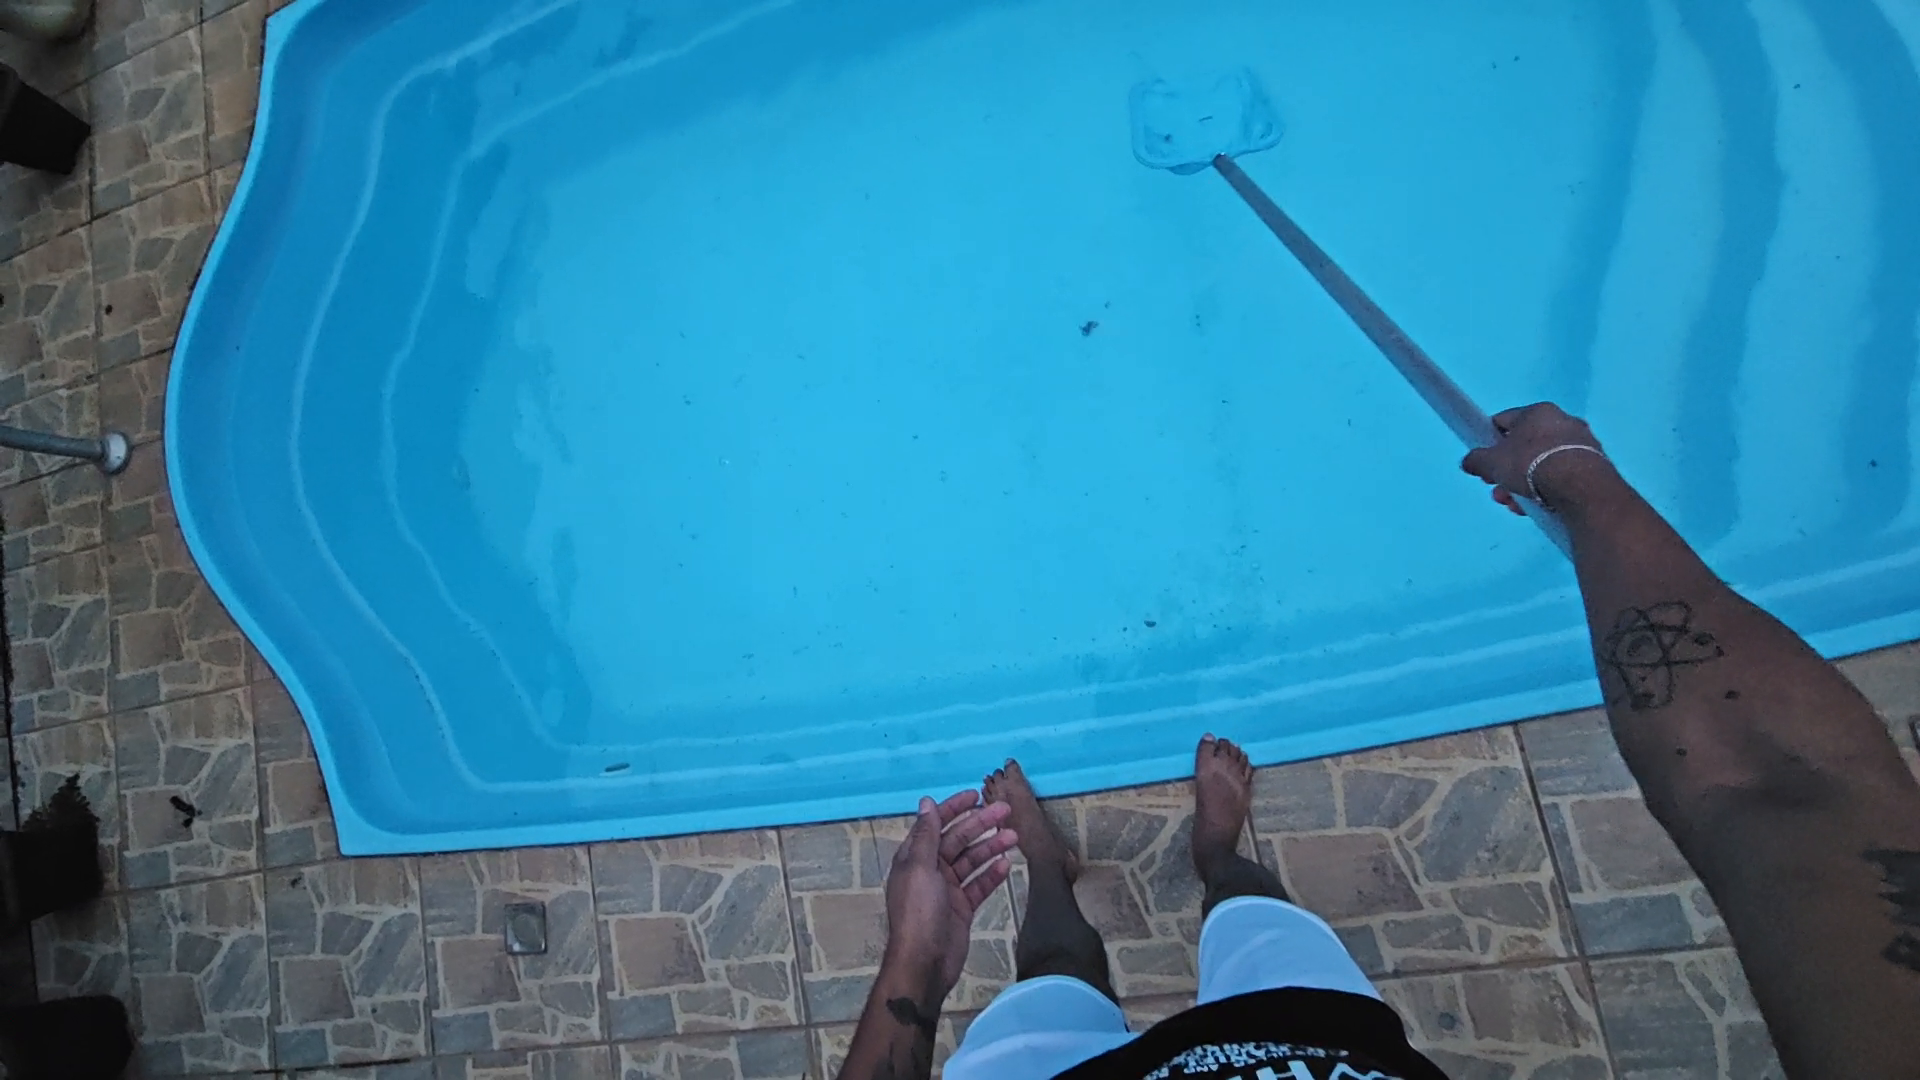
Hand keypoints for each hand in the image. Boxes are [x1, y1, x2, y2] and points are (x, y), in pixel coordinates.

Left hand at [883, 791, 1017, 993]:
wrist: (924, 964)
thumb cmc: (919, 912)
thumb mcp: (920, 868)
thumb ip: (927, 835)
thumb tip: (926, 802)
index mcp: (915, 856)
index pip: (936, 824)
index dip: (955, 807)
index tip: (977, 796)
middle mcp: (930, 868)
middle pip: (958, 839)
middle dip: (981, 824)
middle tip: (1006, 812)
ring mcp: (947, 888)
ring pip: (972, 860)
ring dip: (991, 847)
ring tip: (1015, 837)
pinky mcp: (962, 907)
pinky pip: (979, 884)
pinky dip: (992, 874)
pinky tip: (1007, 865)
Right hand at [1461, 403, 1611, 513]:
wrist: (1579, 487)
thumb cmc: (1528, 464)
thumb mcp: (1489, 462)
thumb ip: (1475, 460)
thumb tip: (1470, 462)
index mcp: (1537, 411)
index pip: (1502, 421)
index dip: (1487, 441)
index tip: (1482, 460)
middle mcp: (1563, 420)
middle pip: (1523, 446)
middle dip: (1506, 469)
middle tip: (1496, 486)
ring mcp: (1582, 442)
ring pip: (1540, 463)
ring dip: (1523, 483)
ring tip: (1514, 503)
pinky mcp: (1595, 464)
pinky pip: (1559, 475)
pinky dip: (1545, 488)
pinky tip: (1535, 506)